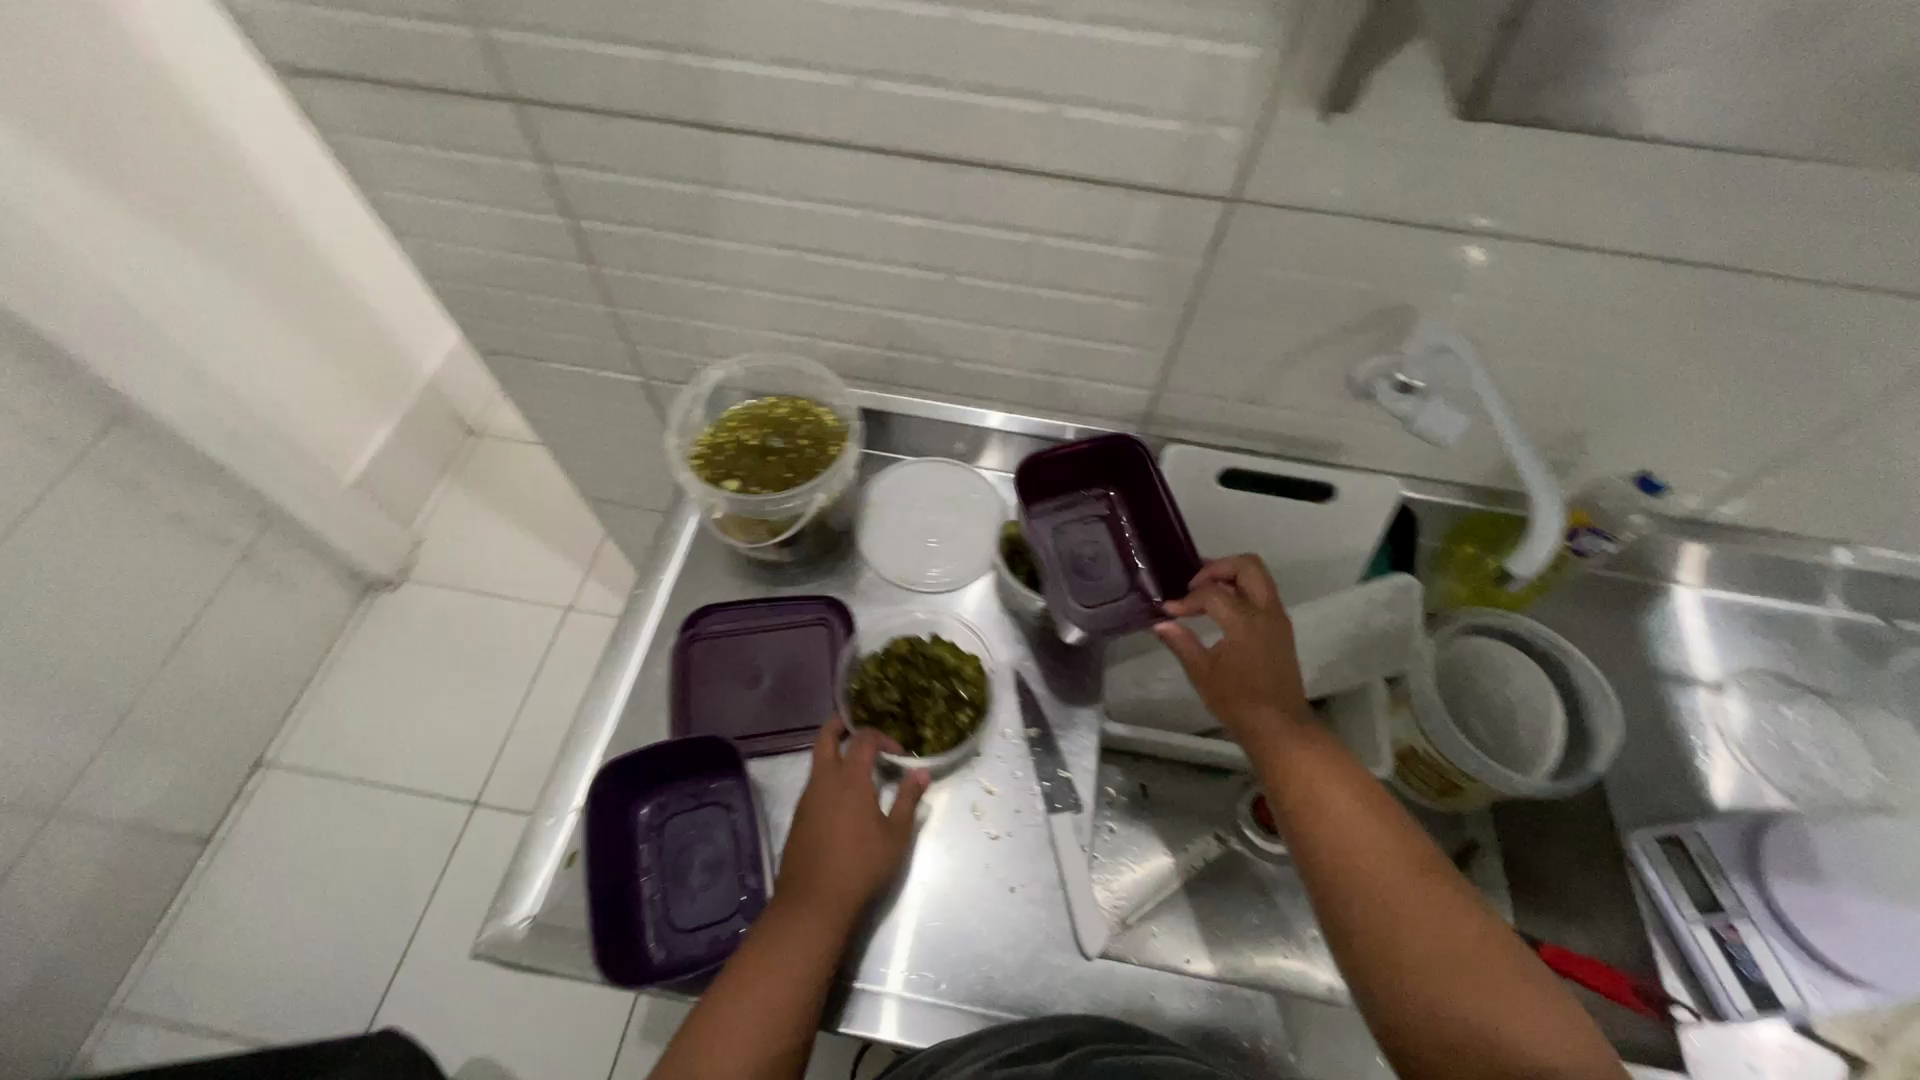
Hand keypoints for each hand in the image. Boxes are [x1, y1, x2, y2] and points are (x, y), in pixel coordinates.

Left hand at [774, 719, 929, 926]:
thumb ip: (908, 800)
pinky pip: (813, 784)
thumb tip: (921, 773)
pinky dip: (828, 776)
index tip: (900, 752)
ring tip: (858, 763)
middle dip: (840, 724)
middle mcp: (824, 780)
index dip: (883, 737)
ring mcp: (807, 798)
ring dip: (834, 752)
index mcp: (850, 778)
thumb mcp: (896, 835)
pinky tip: (844, 796)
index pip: (863, 739)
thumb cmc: (862, 866)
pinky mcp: (799, 817)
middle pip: (825, 736)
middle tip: (857, 724)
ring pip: (817, 760)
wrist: (813, 902)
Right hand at [1154, 554, 1311, 749]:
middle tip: (1194, 584)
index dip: (1187, 600)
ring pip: (1259, 577)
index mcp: (1245, 621)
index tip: (1168, 611)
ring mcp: (1277, 618)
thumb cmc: (1237, 701)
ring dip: (1231, 577)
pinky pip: (1262, 594)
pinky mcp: (1280, 628)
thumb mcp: (1202, 672)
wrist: (1278, 726)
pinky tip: (1220, 610)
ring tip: (1204, 592)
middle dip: (1218, 567)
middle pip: (1247, 566)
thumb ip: (1181, 642)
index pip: (1212, 593)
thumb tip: (1159, 623)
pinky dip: (1241, 591)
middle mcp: (1266, 612)